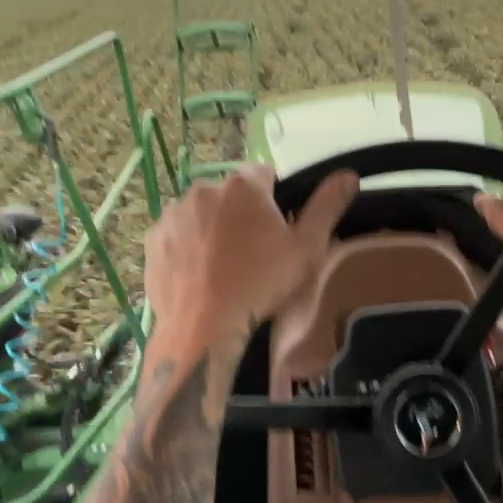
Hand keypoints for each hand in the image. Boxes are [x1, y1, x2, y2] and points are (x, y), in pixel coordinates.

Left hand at [143, 165, 358, 348]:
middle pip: (232, 194)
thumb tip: (348, 176)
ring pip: (203, 213)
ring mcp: (174, 214)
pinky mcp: (154, 240)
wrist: (203, 328)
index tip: (279, 230)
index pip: (265, 174)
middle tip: (256, 254)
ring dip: (214, 229)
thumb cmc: (261, 286)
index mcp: (243, 186)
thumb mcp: (306, 249)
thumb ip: (327, 207)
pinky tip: (200, 276)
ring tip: (226, 269)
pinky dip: (189, 248)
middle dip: (243, 214)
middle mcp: (203, 189)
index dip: (277, 199)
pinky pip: (178, 235)